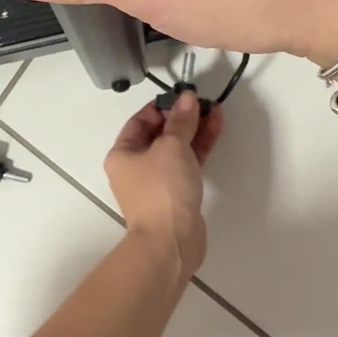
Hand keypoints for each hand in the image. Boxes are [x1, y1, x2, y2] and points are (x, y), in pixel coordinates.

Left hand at [105, 91, 223, 277]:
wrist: (170, 241)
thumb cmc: (163, 190)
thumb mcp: (172, 147)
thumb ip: (181, 120)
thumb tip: (187, 98)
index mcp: (122, 155)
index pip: (139, 121)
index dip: (162, 105)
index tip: (183, 95)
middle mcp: (135, 168)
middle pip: (159, 135)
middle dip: (182, 117)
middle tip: (203, 102)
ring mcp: (156, 184)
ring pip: (176, 150)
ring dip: (194, 131)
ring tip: (215, 111)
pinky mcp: (175, 196)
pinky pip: (186, 165)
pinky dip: (199, 149)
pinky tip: (215, 131)